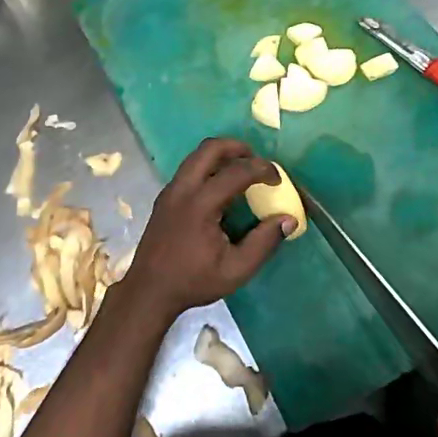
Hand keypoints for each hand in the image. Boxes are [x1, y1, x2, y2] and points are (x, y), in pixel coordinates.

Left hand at [118, 138, 294, 321]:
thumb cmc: (193, 280)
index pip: (235, 172)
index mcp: (200, 204)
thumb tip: (288, 219)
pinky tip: (221, 189)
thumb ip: (264, 242)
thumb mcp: (236, 269)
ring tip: (242, 171)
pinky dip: (208, 168)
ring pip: (195, 157)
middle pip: (209, 148)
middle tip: (257, 161)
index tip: (278, 180)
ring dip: (221, 156)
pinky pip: (188, 170)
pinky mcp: (164, 198)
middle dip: (237, 147)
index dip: (262, 169)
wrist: (149, 288)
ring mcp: (169, 191)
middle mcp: (182, 189)